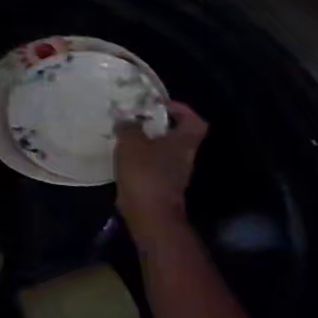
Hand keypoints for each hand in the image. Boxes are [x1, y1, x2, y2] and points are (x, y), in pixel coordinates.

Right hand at [115, 100, 207, 237]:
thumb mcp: (131, 141)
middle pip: (177, 135)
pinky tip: (123, 155)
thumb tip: (126, 119)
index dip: (181, 109)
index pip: (194, 121)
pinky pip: (152, 163)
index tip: (159, 104)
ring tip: (125, 134)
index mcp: (183, 143)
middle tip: (136, 117)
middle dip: (158, 124)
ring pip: (163, 149)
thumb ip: (129, 126)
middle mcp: (183, 157)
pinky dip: (140, 157)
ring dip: (147, 141)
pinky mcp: (160, 184)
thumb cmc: (145, 172)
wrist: (149, 213)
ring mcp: (173, 173)